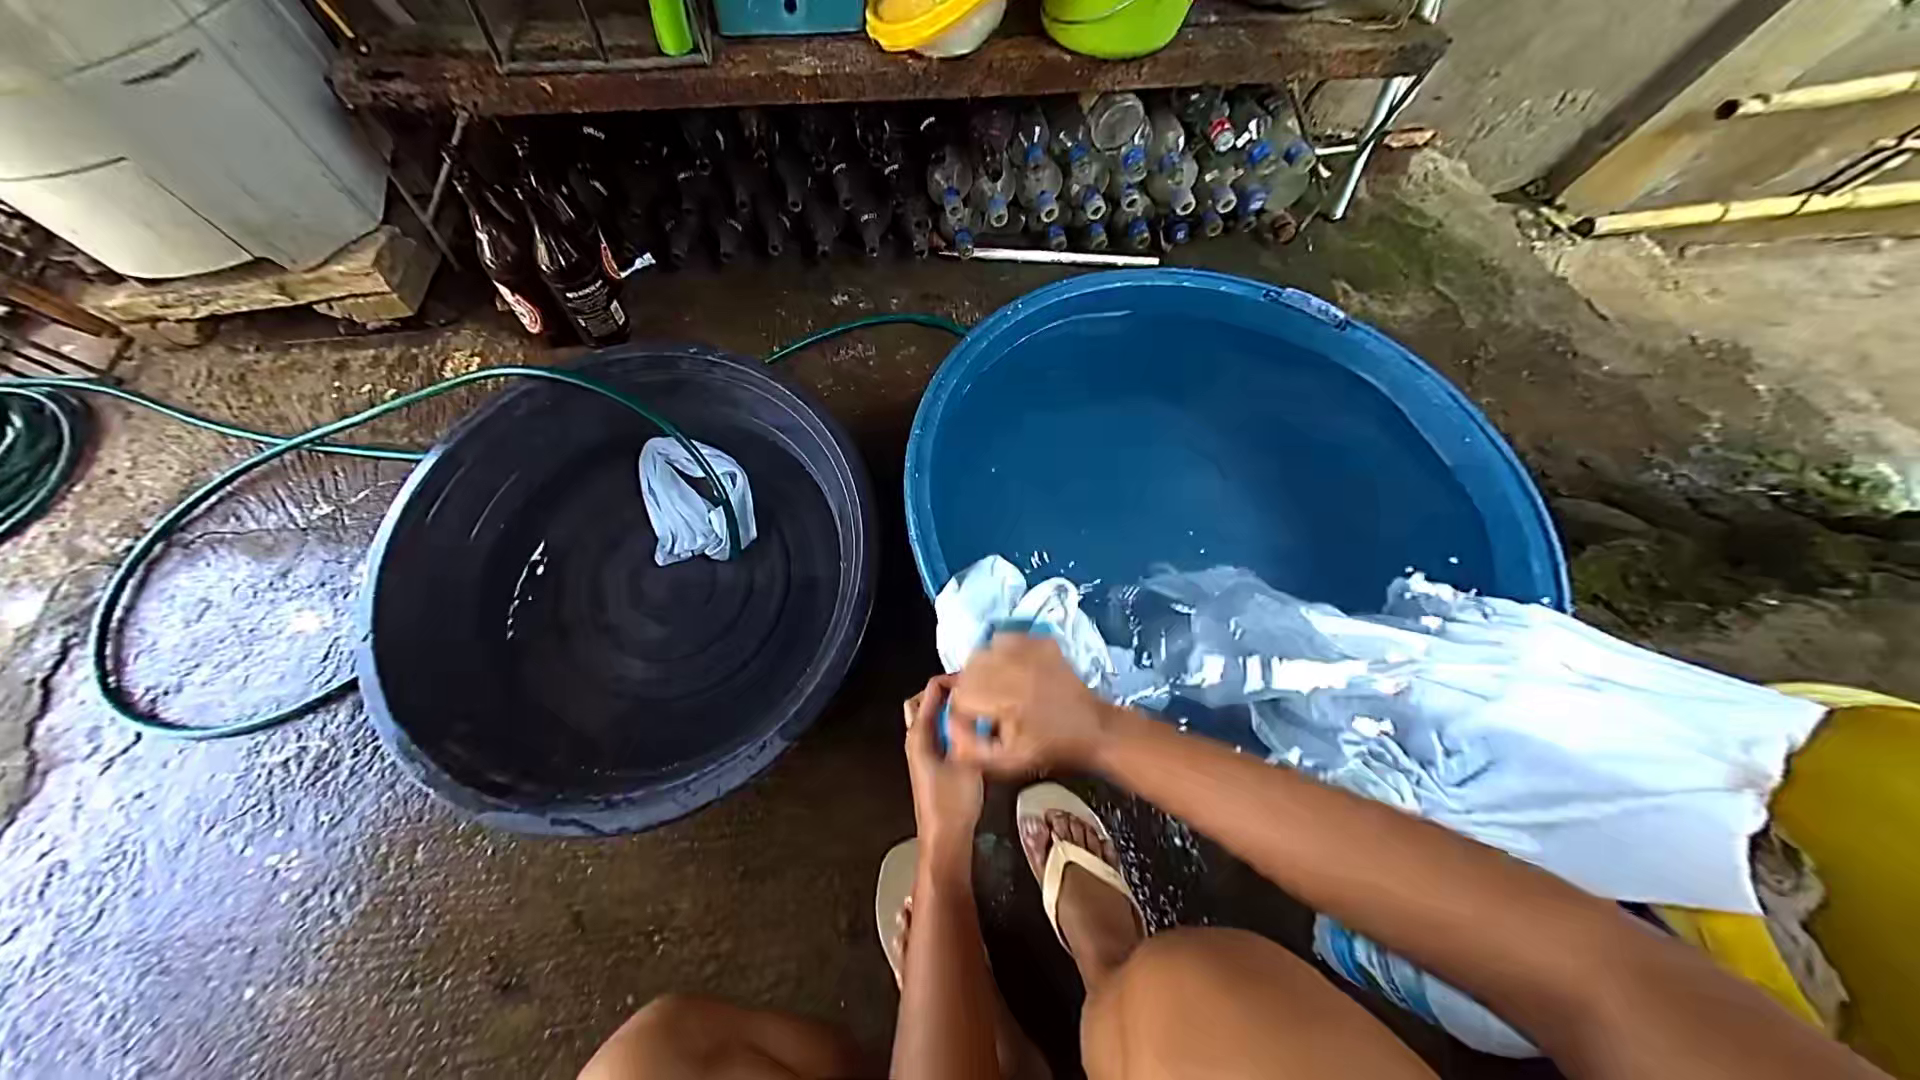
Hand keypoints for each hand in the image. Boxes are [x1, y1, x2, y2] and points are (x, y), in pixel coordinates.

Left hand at [903, 676, 982, 859]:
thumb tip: (974, 702)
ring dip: (947, 708)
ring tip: (973, 708)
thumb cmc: (954, 801)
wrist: (945, 837)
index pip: (931, 690)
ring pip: (929, 717)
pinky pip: (936, 731)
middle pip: (922, 700)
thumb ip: (969, 728)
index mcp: (919, 734)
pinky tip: (971, 730)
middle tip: (969, 691)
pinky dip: (949, 723)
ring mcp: (920, 751)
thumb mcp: (968, 759)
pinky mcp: (929, 762)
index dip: (952, 679)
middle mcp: (915, 738)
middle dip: (944, 690)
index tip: (976, 680)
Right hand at [946, 633, 1116, 775]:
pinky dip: (1000, 652)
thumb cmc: (1051, 748)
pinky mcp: (1040, 642)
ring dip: (982, 669)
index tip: (975, 722)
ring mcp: (1029, 650)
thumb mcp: (1009, 762)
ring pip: (983, 651)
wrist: (1094, 728)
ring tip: (996, 687)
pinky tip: (1011, 670)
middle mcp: (1014, 668)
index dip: (962, 711)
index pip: (961, 695)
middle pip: (968, 669)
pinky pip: (1005, 638)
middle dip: (969, 689)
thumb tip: (950, 733)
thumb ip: (973, 751)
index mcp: (1005, 699)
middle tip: (984, 706)